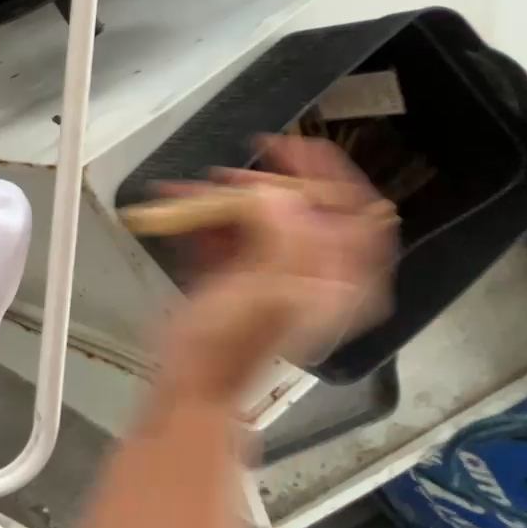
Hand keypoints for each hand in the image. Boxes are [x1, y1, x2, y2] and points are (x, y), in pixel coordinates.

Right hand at [157, 135, 396, 401]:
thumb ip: (281, 242)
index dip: (328, 176)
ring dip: (219, 200)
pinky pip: (223, 235)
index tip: (291, 146)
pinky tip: (171, 210)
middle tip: (226, 175)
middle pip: (300, 211)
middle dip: (260, 187)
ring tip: (184, 191)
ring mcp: (271, 275)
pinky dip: (198, 219)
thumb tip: (277, 196)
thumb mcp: (263, 292)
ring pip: (255, 220)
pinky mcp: (234, 277)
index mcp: (337, 280)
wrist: (191, 380)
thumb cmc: (229, 346)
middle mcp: (311, 273)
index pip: (355, 214)